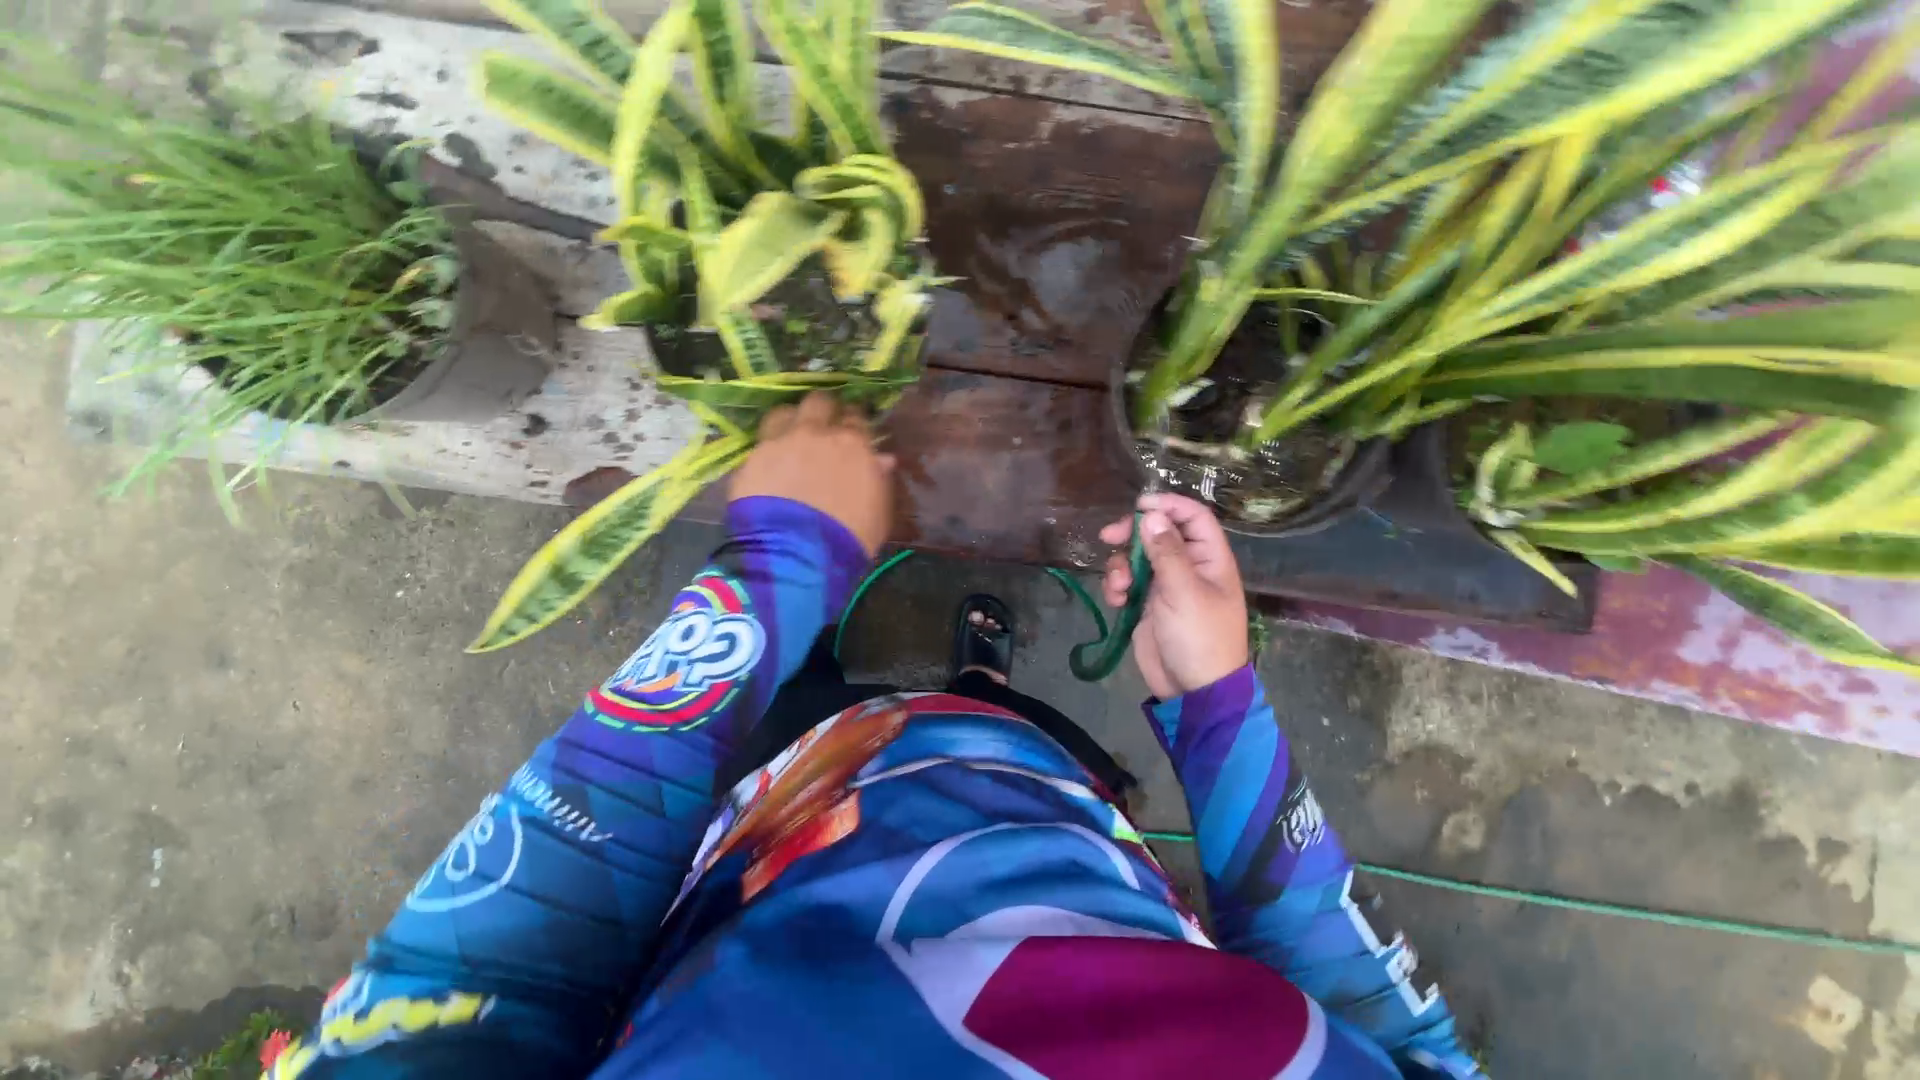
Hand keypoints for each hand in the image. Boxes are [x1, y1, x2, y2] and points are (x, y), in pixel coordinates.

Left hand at [730, 391, 894, 555]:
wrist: (797, 555)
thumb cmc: (849, 538)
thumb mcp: (879, 513)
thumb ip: (880, 481)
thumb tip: (882, 459)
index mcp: (853, 443)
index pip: (856, 416)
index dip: (854, 421)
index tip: (853, 430)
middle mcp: (815, 433)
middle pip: (819, 403)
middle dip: (823, 411)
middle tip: (822, 426)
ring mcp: (779, 443)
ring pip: (784, 412)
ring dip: (790, 420)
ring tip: (789, 436)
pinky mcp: (750, 460)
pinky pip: (760, 444)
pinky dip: (767, 450)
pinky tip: (768, 464)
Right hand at [1100, 493, 1248, 699]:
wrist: (1192, 690)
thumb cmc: (1199, 638)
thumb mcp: (1184, 592)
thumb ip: (1166, 552)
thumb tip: (1152, 515)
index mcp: (1210, 559)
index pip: (1193, 517)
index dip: (1169, 505)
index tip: (1139, 505)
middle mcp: (1189, 567)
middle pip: (1159, 533)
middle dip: (1133, 533)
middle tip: (1109, 536)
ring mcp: (1167, 586)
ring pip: (1138, 557)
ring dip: (1121, 566)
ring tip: (1119, 587)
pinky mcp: (1147, 605)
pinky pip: (1128, 583)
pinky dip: (1117, 587)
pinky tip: (1117, 602)